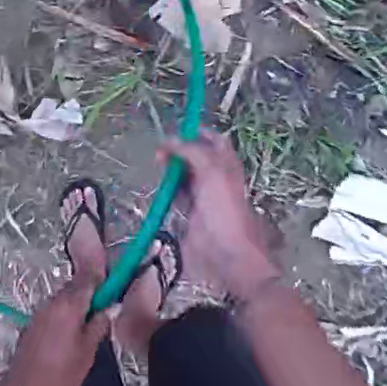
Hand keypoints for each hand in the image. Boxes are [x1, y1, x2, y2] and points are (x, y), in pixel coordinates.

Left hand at [0, 276, 110, 385]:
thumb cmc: (61, 373)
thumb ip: (100, 325)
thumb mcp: (88, 351)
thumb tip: (109, 308)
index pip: (89, 278)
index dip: (102, 280)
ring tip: (88, 322)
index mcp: (70, 303)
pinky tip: (70, 330)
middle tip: (103, 308)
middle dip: (90, 291)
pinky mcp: (34, 321)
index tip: (112, 291)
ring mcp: (42, 310)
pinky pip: (55, 307)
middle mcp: (54, 300)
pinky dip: (65, 311)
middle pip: (75, 285)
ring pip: (64, 296)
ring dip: (77, 302)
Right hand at [161, 129, 279, 295]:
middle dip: (178, 150)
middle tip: (161, 151)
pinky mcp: (191, 213)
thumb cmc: (224, 210)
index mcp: (226, 164)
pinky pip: (177, 195)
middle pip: (195, 156)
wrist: (228, 255)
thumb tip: (169, 140)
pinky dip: (169, 189)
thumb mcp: (211, 172)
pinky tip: (161, 186)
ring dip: (171, 169)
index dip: (196, 133)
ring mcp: (203, 196)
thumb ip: (191, 151)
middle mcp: (215, 177)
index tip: (175, 131)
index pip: (213, 140)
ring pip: (184, 175)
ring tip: (158, 164)